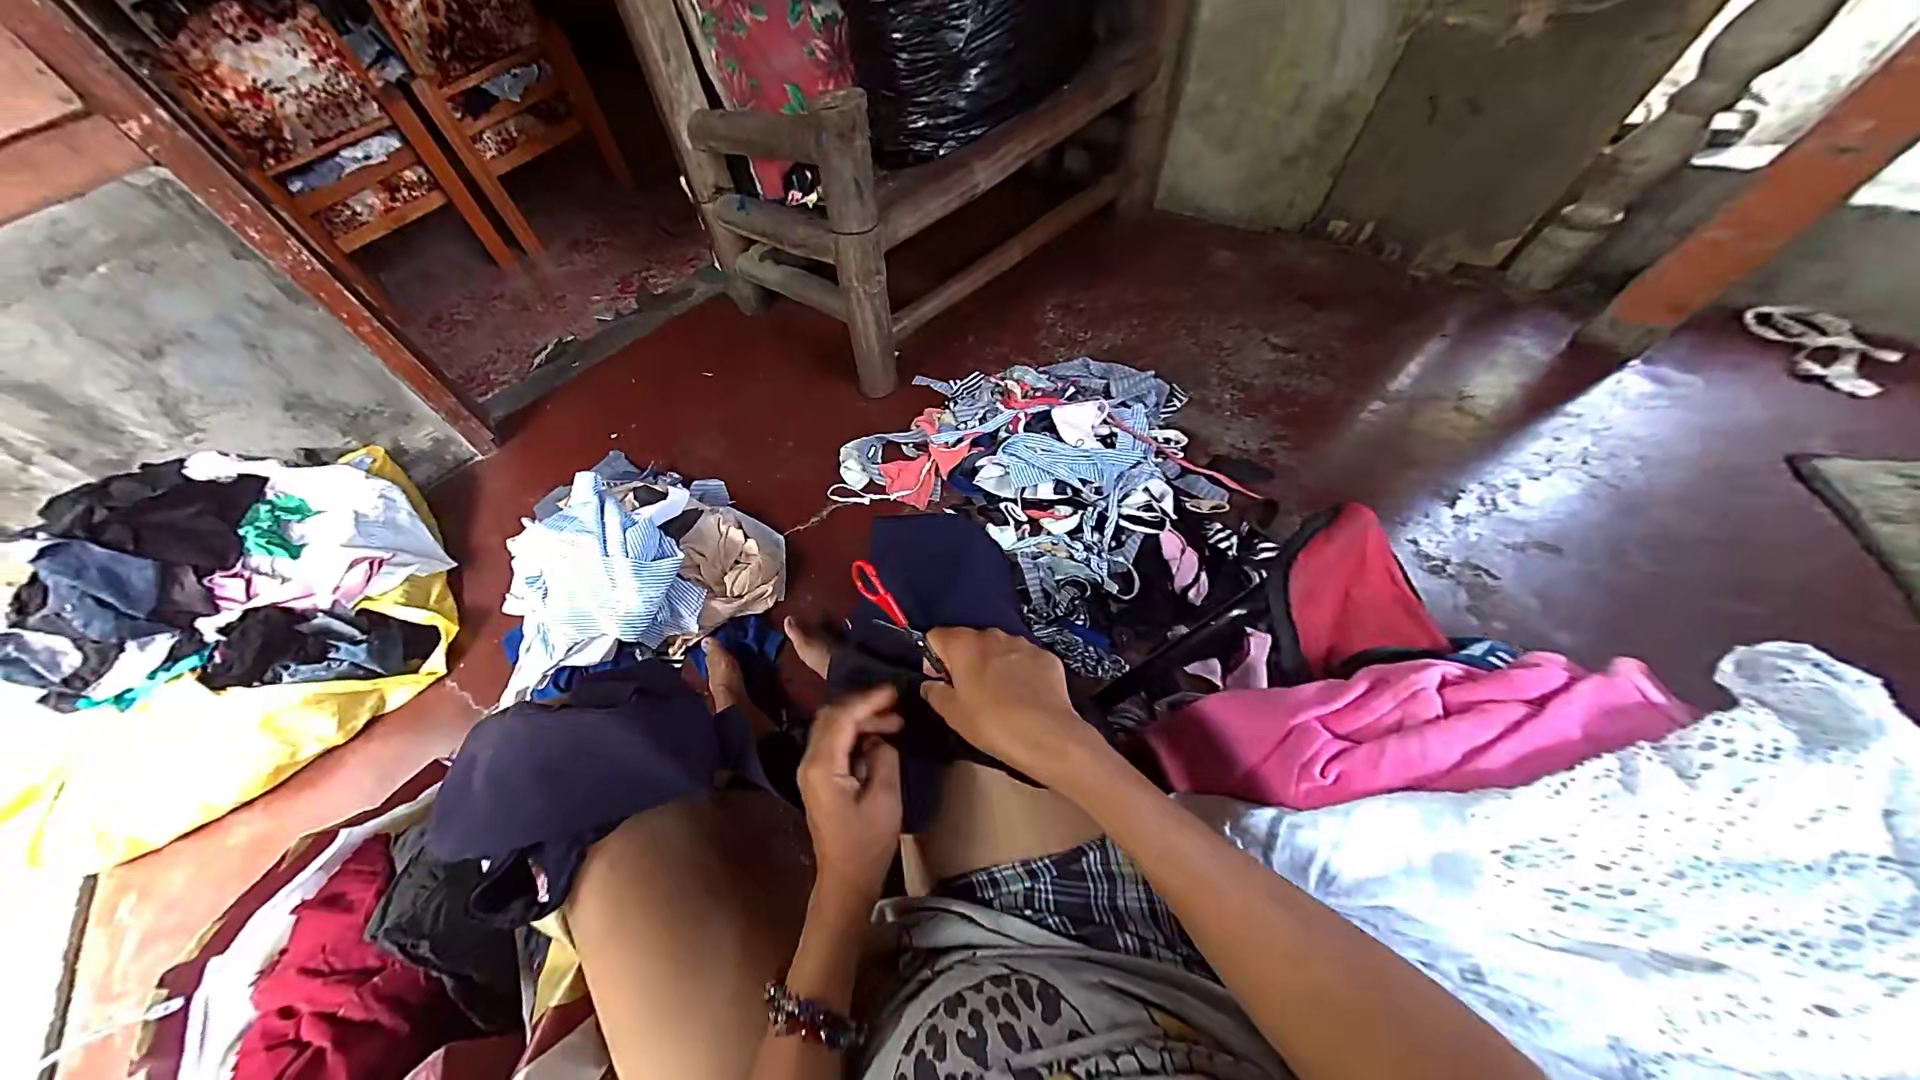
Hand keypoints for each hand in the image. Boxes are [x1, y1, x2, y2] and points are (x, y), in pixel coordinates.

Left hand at [798, 685, 904, 899]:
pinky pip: (835, 742)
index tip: (894, 691)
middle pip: (832, 717)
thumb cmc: (867, 843)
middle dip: (864, 706)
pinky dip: (856, 733)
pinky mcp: (819, 778)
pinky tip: (879, 737)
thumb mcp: (885, 798)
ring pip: (833, 728)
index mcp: (822, 767)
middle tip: (896, 706)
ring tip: (894, 722)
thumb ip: (884, 757)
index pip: (842, 718)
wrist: (845, 880)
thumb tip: (880, 738)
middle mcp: (809, 763)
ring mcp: (811, 770)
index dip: (868, 700)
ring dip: (861, 719)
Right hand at [919, 628, 1106, 786]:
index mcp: (964, 644)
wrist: (1047, 734)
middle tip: (970, 692)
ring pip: (999, 648)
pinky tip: (1025, 696)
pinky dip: (1021, 671)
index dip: (933, 658)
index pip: (936, 636)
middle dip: (966, 660)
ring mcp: (1023, 643)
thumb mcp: (953, 714)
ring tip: (1001, 696)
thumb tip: (930, 683)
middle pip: (970, 640)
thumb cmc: (991, 723)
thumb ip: (934, 692)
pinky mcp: (1046, 656)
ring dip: (994, 664)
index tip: (942, 682)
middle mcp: (993, 635)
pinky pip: (1025, 659)